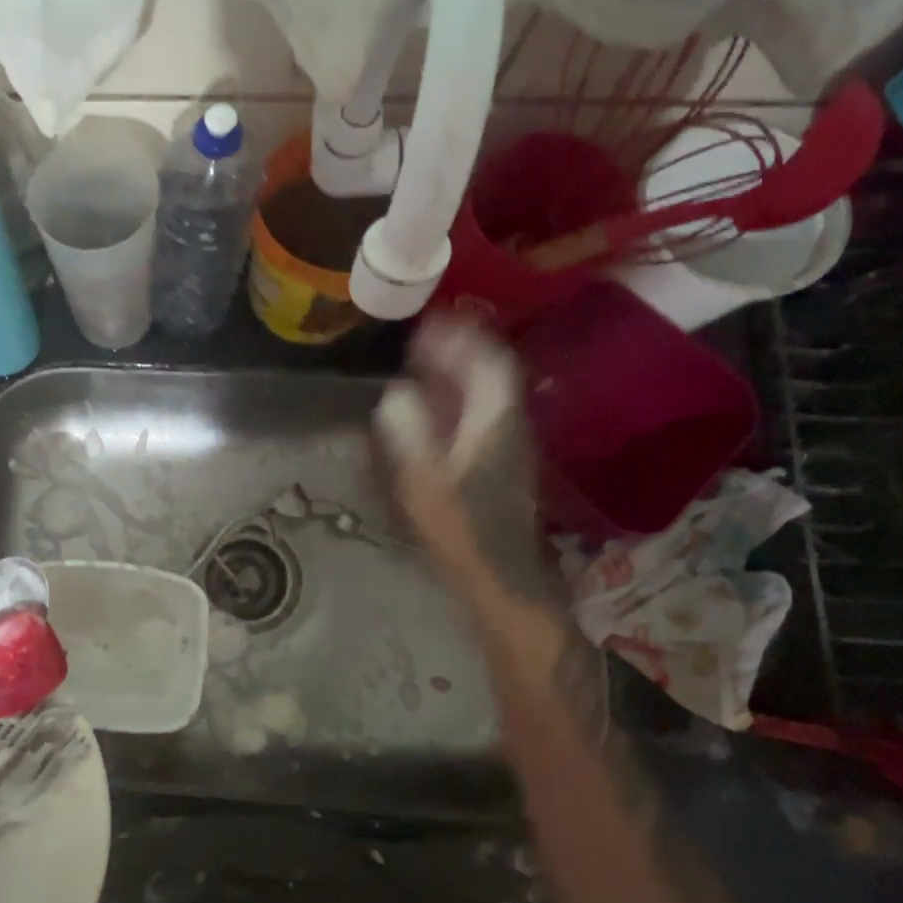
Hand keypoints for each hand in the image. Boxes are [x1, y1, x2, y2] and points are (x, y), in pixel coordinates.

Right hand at [374, 316, 546, 596]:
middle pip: (489, 374)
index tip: (427, 323)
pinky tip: (428, 411)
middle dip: (456, 351)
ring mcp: (507, 446)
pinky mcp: (498, 465)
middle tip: (416, 341)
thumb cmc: (462, 531)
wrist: (501, 579)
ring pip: (485, 396)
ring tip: (417, 367)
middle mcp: (508, 425)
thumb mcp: (425, 482)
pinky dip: (455, 403)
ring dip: (455, 376)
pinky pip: (479, 417)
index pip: (488, 362)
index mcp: (496, 422)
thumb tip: (393, 393)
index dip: (460, 337)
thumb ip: (408, 432)